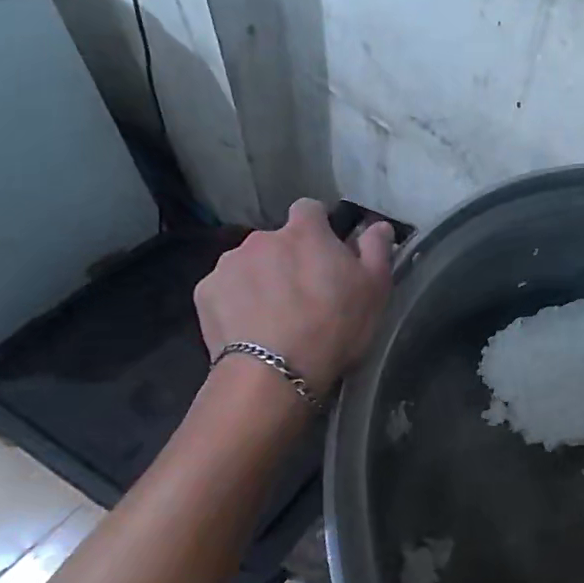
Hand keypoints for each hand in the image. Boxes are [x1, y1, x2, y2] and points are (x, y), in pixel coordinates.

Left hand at [194, 199, 394, 391]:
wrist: (274, 373)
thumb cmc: (334, 326)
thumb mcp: (374, 289)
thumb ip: (376, 249)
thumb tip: (379, 225)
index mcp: (305, 232)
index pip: (309, 209)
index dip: (318, 227)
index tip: (326, 253)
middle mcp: (262, 238)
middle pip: (277, 241)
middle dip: (288, 259)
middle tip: (304, 296)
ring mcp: (228, 264)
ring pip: (249, 264)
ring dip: (261, 279)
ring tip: (274, 317)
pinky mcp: (204, 292)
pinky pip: (225, 289)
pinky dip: (236, 302)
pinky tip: (250, 329)